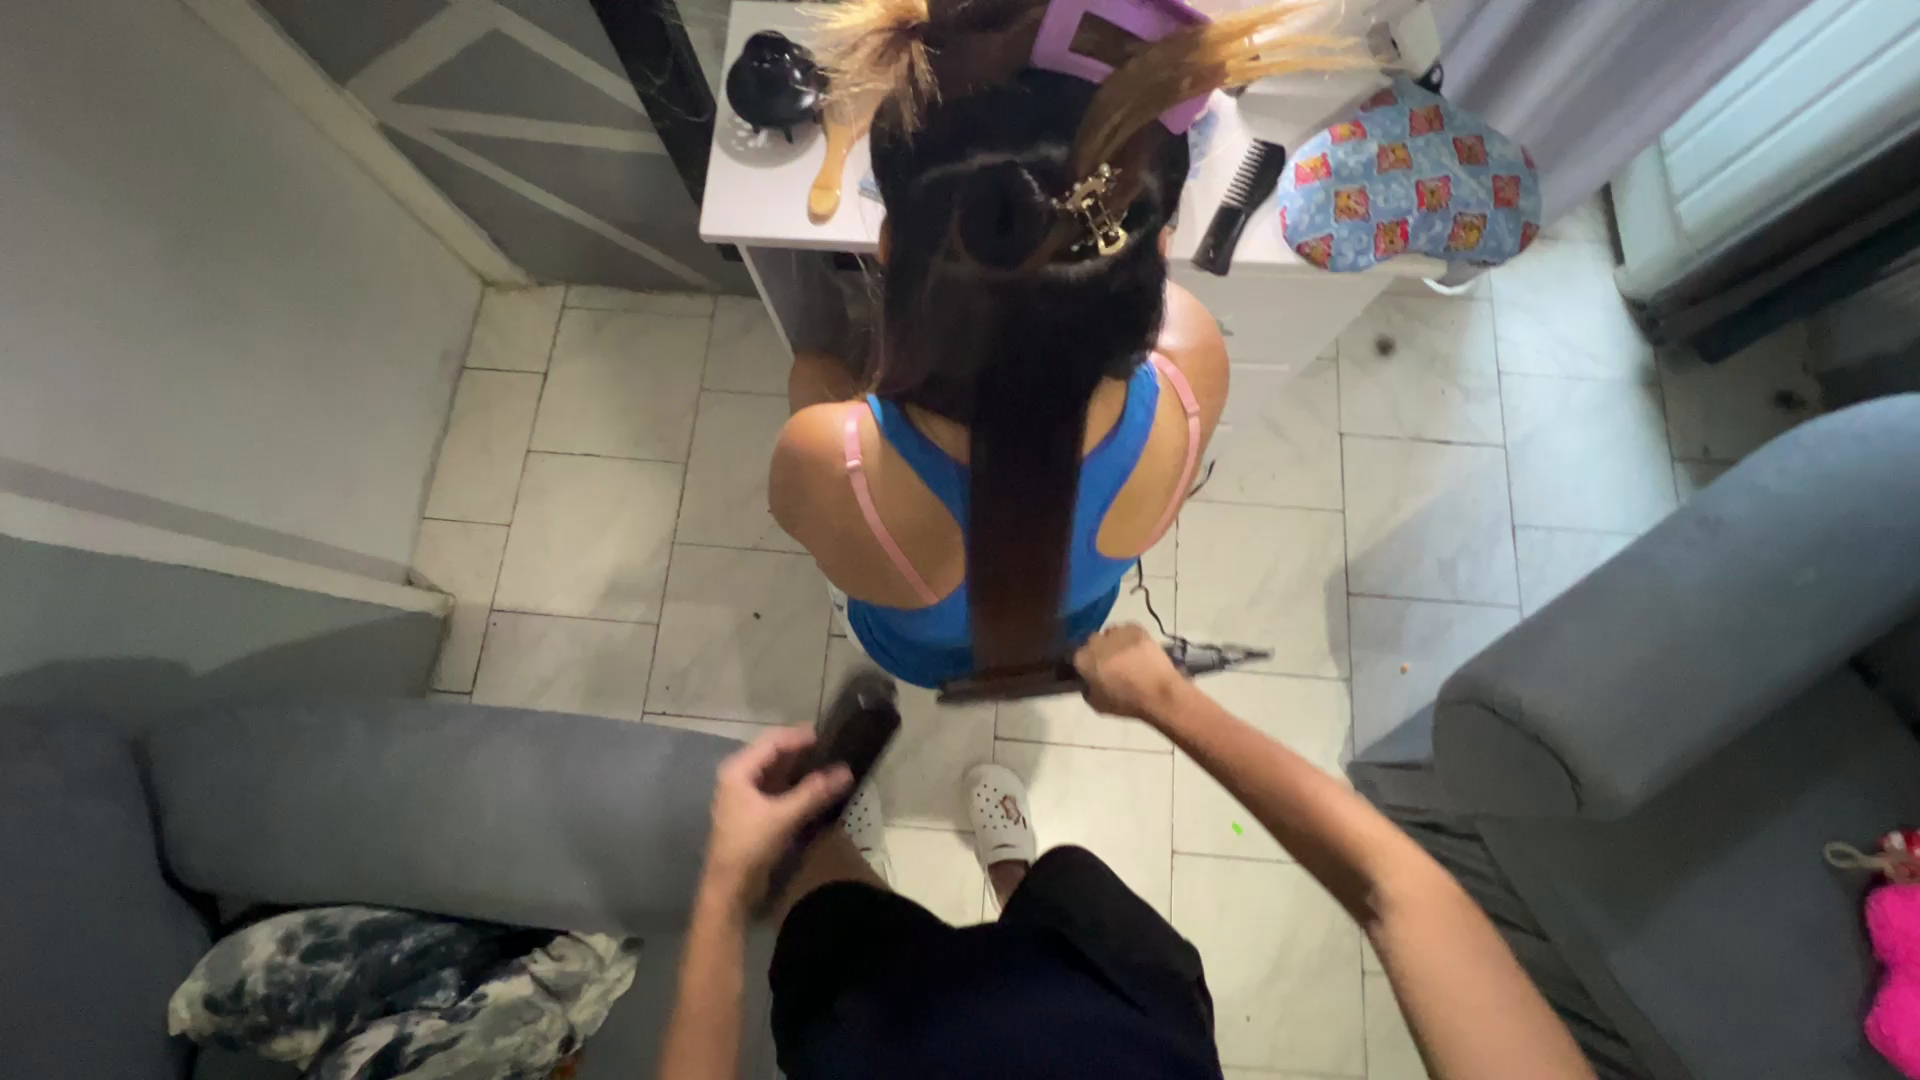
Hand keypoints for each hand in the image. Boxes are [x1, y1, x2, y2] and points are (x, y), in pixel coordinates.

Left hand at [702, 726, 853, 905]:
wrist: (729, 889)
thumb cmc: (750, 846)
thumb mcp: (784, 817)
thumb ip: (814, 792)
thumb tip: (846, 771)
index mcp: (738, 770)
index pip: (773, 741)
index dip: (800, 736)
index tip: (828, 735)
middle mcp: (739, 776)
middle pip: (774, 754)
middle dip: (802, 751)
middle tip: (833, 748)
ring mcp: (745, 794)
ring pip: (777, 771)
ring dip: (801, 768)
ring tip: (829, 765)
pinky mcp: (754, 811)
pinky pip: (778, 788)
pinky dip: (796, 785)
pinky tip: (816, 787)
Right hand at [1073, 624, 1188, 721]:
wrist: (1159, 694)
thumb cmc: (1126, 703)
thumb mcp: (1096, 704)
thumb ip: (1086, 688)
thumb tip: (1087, 681)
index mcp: (1082, 659)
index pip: (1075, 656)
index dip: (1084, 664)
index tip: (1092, 671)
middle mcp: (1095, 641)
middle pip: (1092, 641)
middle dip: (1098, 650)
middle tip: (1109, 663)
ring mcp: (1116, 633)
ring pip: (1109, 633)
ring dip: (1113, 641)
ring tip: (1125, 655)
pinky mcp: (1136, 628)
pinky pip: (1127, 629)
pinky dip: (1129, 636)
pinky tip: (1137, 649)